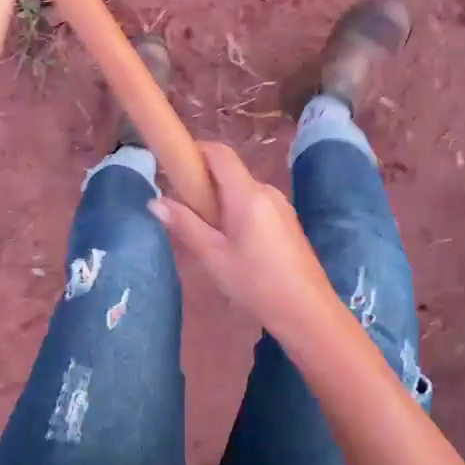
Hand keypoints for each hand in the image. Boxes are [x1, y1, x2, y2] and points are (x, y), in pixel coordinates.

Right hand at [149, 142, 344, 337]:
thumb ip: (185, 225)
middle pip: (229, 171)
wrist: (309, 314)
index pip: (219, 153)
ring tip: (201, 230)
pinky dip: (235, 211)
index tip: (172, 164)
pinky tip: (228, 242)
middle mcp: (266, 191)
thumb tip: (155, 202)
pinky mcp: (287, 222)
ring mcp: (280, 206)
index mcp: (248, 194)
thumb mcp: (214, 256)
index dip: (195, 150)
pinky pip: (254, 204)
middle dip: (202, 181)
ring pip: (241, 189)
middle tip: (181, 207)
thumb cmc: (257, 284)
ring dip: (218, 199)